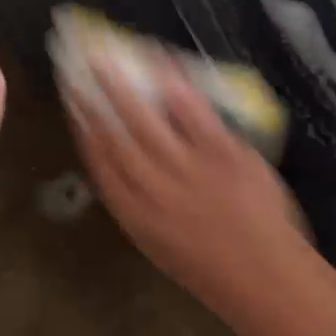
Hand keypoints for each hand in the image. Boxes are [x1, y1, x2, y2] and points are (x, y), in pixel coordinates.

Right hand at [64, 47, 308, 314]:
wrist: (262, 275)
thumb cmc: (208, 265)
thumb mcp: (156, 241)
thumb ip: (138, 202)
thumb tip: (126, 164)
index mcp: (130, 212)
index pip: (99, 161)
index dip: (83, 127)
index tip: (74, 101)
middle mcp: (150, 188)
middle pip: (115, 134)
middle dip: (95, 97)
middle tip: (83, 66)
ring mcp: (187, 170)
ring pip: (145, 121)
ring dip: (123, 87)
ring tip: (109, 59)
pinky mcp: (222, 155)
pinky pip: (194, 117)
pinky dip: (177, 91)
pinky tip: (164, 69)